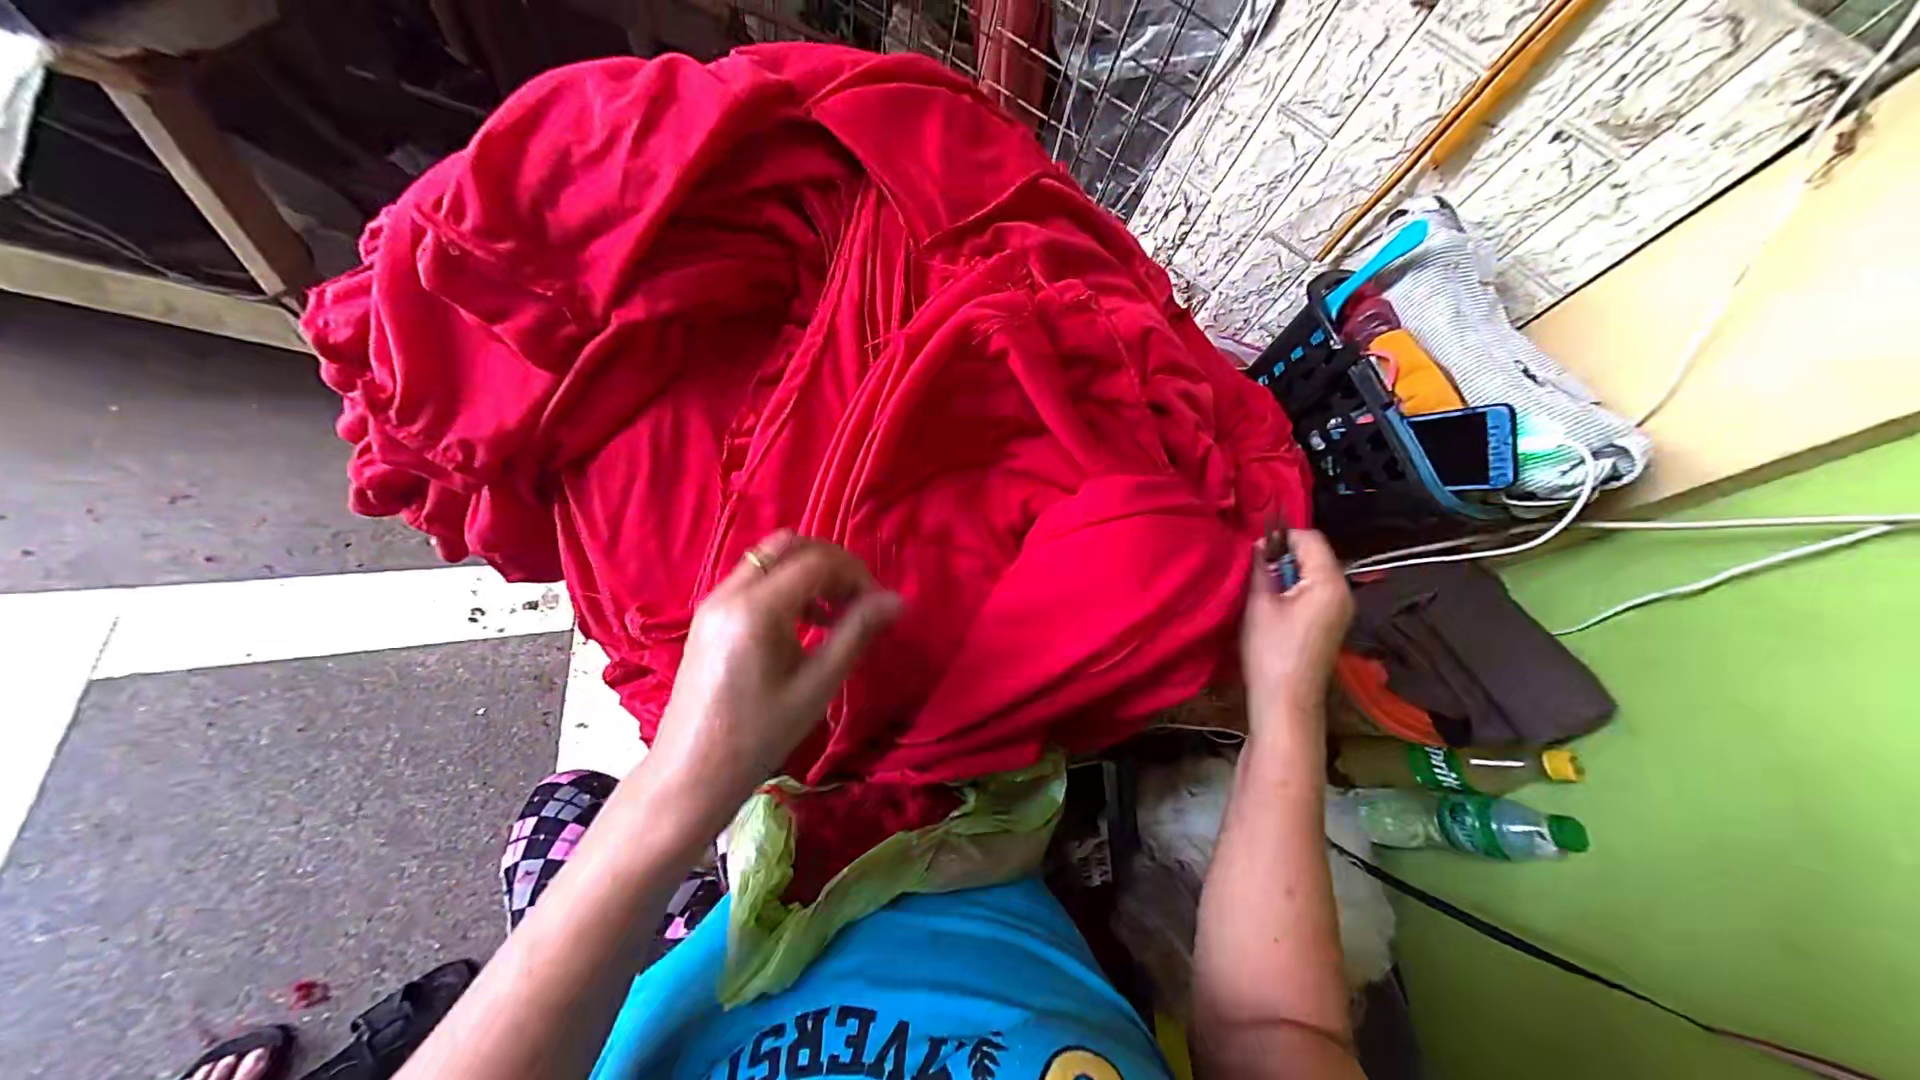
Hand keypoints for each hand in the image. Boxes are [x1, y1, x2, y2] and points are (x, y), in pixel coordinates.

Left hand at [647, 531, 902, 808]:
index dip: (855, 573)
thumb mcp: (817, 685)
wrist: (692, 773)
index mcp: (756, 609)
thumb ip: (856, 633)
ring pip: (770, 559)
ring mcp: (714, 601)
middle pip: (789, 544)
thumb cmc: (759, 736)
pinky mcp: (710, 615)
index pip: (816, 561)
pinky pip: (754, 579)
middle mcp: (730, 592)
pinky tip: (806, 623)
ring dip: (808, 572)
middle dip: (831, 562)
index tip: (878, 604)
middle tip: (857, 598)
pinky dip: (786, 585)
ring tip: (836, 614)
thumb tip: (898, 600)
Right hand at [1240, 529, 1352, 723]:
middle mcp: (1343, 592)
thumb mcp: (1259, 603)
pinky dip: (1293, 590)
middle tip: (1253, 572)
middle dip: (1283, 556)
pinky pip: (1314, 592)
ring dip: (1286, 574)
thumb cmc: (1271, 651)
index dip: (1281, 538)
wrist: (1286, 701)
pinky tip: (1273, 607)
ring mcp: (1340, 609)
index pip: (1310, 538)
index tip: (1254, 553)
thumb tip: (1261, 546)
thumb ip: (1262, 567)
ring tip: (1260, 590)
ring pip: (1313, 573)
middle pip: (1315, 555)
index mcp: (1329, 583)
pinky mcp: (1331, 623)